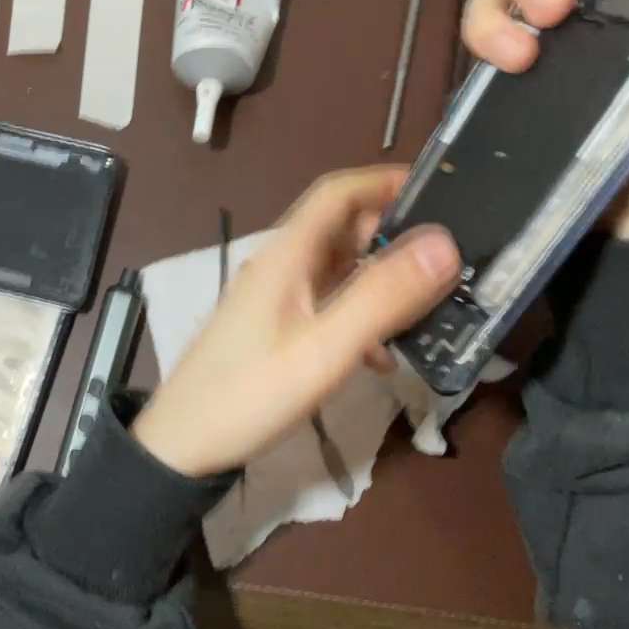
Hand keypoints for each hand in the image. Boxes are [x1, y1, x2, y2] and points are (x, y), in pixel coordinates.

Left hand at [132, 169, 461, 477]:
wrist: (181, 447)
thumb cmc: (248, 396)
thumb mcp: (323, 350)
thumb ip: (382, 298)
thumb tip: (445, 243)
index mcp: (286, 257)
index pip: (337, 193)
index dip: (386, 181)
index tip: (441, 191)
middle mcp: (278, 269)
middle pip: (341, 230)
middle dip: (393, 236)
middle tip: (447, 260)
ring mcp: (273, 302)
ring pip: (336, 273)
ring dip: (380, 282)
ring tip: (428, 306)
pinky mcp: (272, 333)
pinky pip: (325, 310)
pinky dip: (358, 320)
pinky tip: (382, 357)